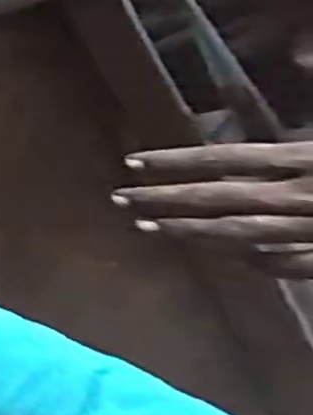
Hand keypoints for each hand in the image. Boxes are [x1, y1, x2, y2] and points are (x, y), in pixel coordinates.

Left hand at [113, 142, 312, 276]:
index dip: (174, 160)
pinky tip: (231, 259)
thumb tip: (242, 150)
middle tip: (119, 199)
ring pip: (246, 231)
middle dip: (164, 198)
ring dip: (191, 230)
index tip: (130, 163)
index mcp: (307, 159)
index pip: (223, 157)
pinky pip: (298, 264)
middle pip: (220, 196)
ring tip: (146, 228)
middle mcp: (306, 196)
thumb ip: (288, 151)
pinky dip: (262, 262)